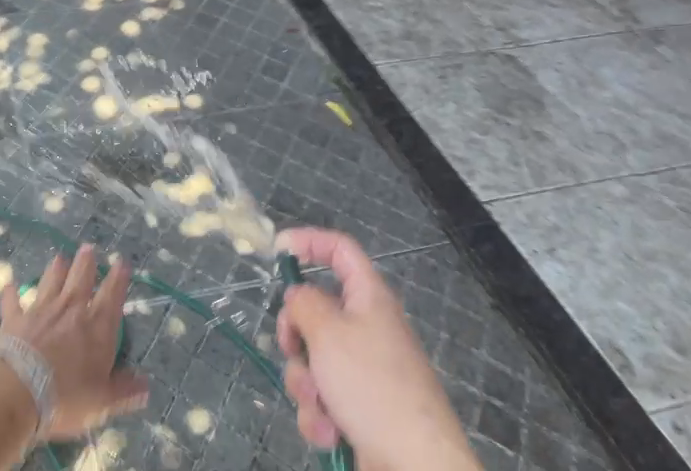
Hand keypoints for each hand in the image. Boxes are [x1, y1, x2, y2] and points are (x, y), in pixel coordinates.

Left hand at [0, 244, 148, 438]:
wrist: (17, 390)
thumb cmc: (66, 398)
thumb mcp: (102, 401)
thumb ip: (123, 391)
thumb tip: (145, 387)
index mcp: (96, 327)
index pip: (112, 296)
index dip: (118, 278)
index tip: (122, 262)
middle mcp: (70, 311)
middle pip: (80, 279)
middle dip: (86, 263)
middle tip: (87, 247)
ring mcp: (40, 312)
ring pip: (50, 282)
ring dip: (55, 270)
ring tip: (59, 256)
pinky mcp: (14, 320)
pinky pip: (12, 302)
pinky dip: (11, 293)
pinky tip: (9, 285)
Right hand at [274, 228, 480, 470]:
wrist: (413, 463)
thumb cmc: (372, 385)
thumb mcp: (328, 332)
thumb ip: (303, 304)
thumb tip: (297, 298)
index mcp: (369, 299)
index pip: (340, 251)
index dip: (309, 241)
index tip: (277, 250)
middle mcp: (366, 329)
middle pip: (316, 311)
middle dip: (295, 334)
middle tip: (292, 347)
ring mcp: (362, 370)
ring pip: (312, 359)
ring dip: (305, 384)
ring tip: (320, 405)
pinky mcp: (357, 407)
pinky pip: (322, 397)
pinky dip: (319, 415)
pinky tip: (330, 432)